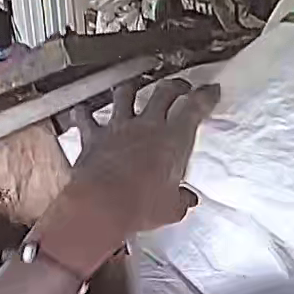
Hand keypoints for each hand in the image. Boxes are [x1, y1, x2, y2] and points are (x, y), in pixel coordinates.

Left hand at [32, 77, 219, 275]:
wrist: (101, 204)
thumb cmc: (140, 206)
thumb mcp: (171, 208)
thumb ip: (180, 199)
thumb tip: (186, 199)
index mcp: (174, 140)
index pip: (195, 108)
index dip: (205, 96)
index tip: (211, 91)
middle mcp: (147, 126)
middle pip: (164, 92)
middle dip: (175, 85)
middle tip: (180, 86)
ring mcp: (118, 127)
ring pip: (126, 93)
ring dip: (132, 87)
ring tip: (134, 85)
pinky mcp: (93, 136)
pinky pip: (86, 117)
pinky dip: (84, 112)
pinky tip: (82, 110)